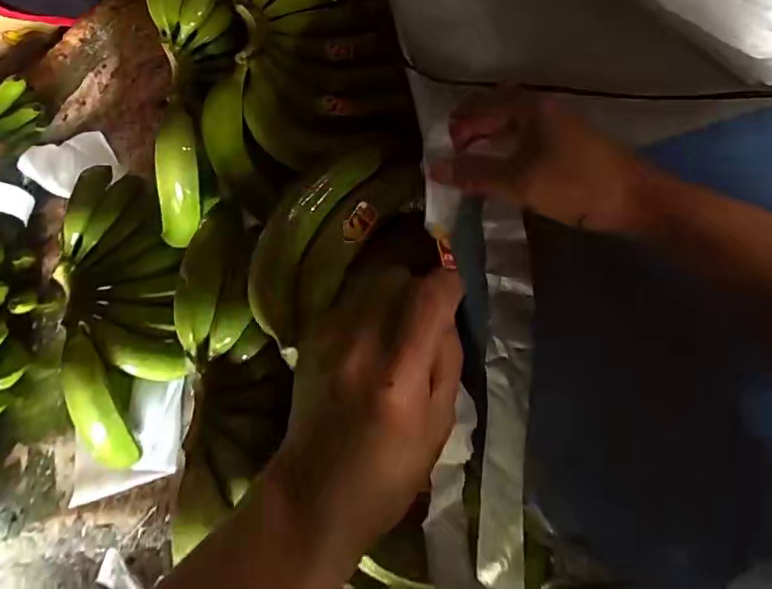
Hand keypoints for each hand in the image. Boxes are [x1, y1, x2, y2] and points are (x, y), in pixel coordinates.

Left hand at [264, 267, 462, 572]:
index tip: (459, 289)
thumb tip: (448, 312)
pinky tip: (373, 333)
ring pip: (372, 280)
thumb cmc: (388, 472)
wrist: (312, 495)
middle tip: (430, 308)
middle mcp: (362, 344)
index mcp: (399, 374)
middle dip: (421, 283)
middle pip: (399, 275)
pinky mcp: (314, 336)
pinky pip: (352, 298)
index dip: (451, 282)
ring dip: (395, 290)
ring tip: (402, 318)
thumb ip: (448, 359)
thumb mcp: (439, 424)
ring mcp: (332, 336)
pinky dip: (371, 304)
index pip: (430, 296)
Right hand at [429, 85, 666, 235]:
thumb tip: (435, 167)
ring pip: (513, 117)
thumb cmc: (576, 186)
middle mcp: (543, 104)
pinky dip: (510, 138)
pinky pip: (528, 128)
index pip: (479, 109)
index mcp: (529, 107)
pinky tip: (508, 160)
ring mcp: (559, 118)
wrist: (637, 199)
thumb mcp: (521, 183)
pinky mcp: (570, 136)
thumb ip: (477, 174)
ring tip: (475, 157)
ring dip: (491, 131)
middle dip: (471, 125)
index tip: (444, 157)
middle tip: (455, 153)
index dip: (457, 131)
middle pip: (495, 105)